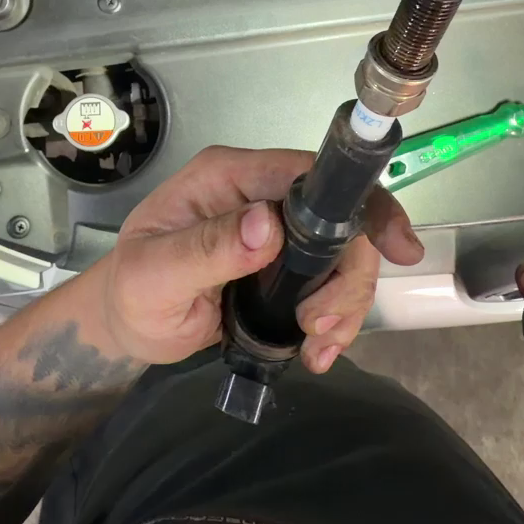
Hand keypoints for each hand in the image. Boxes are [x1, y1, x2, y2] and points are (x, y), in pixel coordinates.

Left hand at [86, 146, 423, 370]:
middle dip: (347, 277)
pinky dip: (335, 320)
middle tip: (322, 327)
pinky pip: (329, 286)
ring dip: (344, 306)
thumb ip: (208, 247)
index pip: (307, 173)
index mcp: (229, 177)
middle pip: (338, 221)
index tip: (395, 247)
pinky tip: (318, 351)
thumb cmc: (132, 290)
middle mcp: (259, 196)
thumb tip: (265, 224)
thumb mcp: (156, 272)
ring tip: (318, 347)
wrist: (127, 325)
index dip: (358, 202)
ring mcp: (273, 233)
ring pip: (342, 258)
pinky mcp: (283, 269)